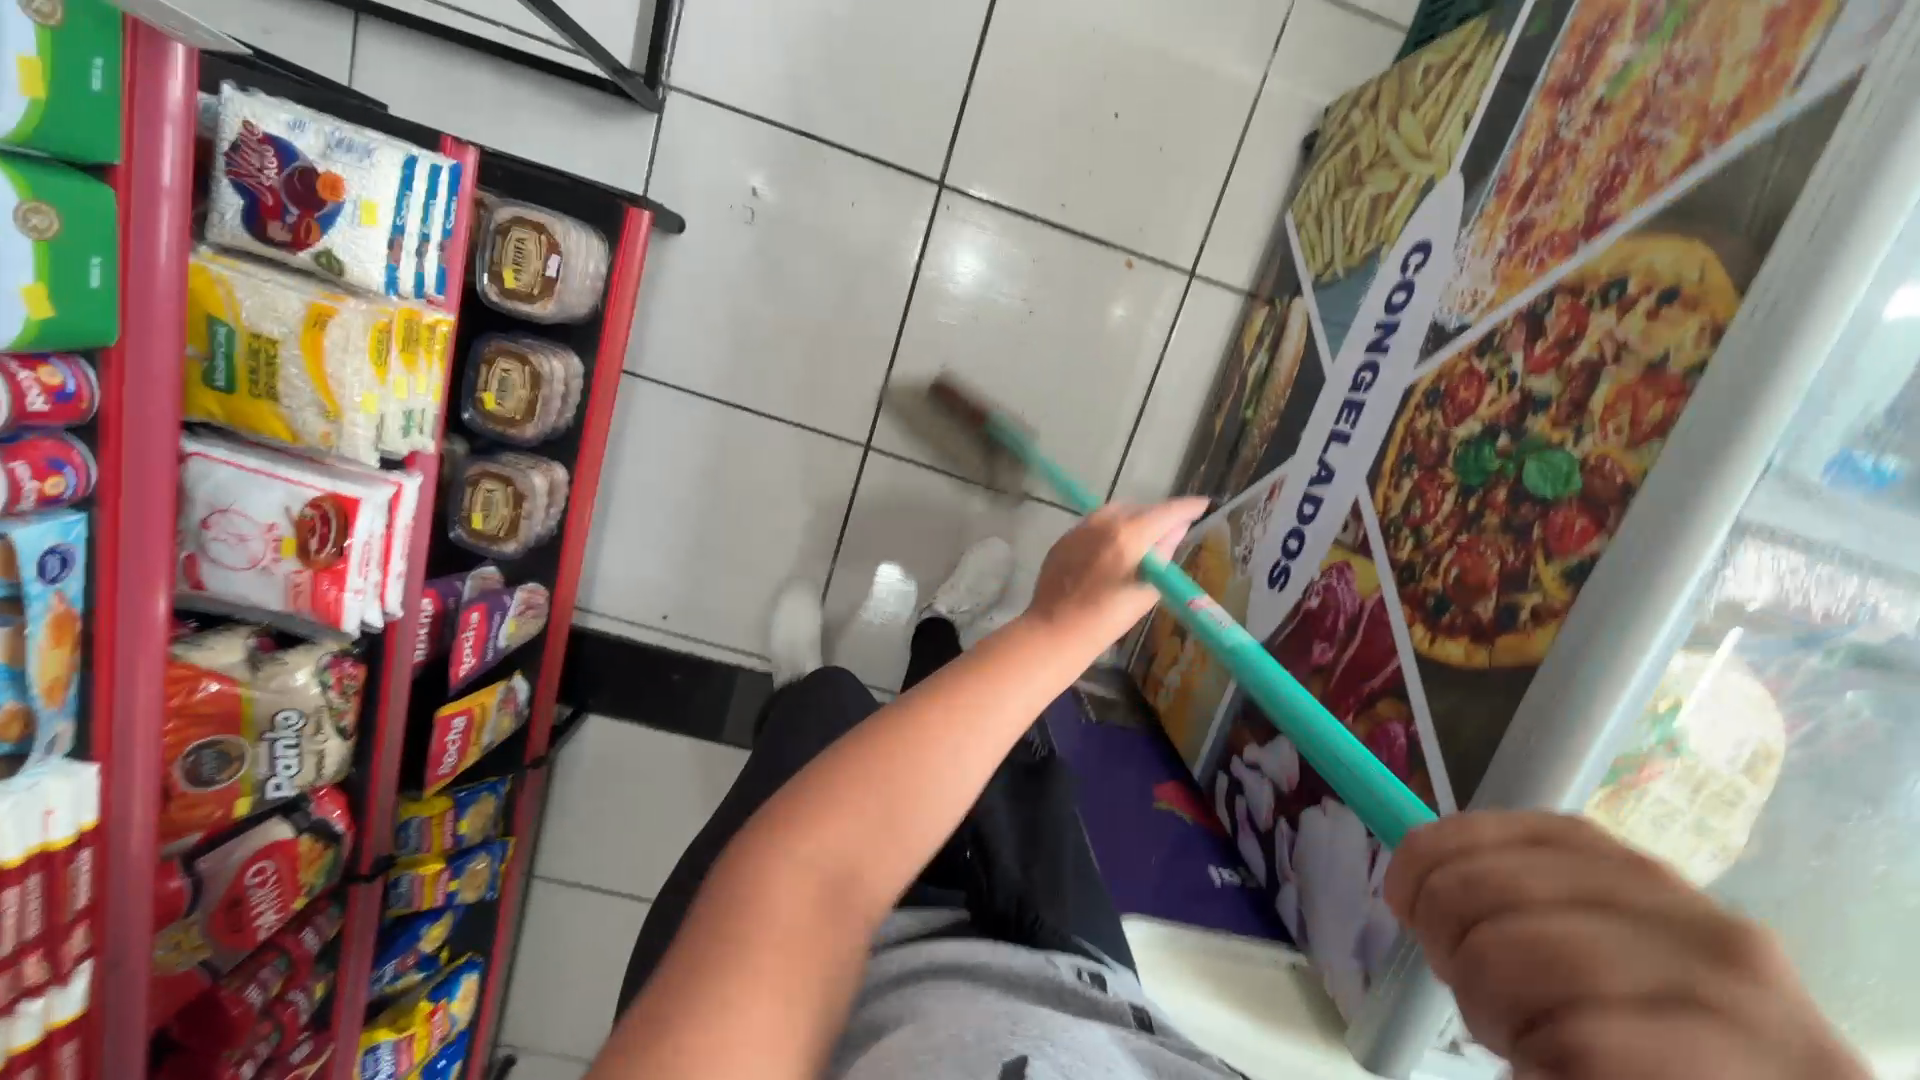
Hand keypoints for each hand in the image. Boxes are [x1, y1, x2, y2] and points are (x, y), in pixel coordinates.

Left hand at [1026, 498, 1208, 650]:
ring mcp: (1080, 528)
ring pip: (1114, 512)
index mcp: (1128, 535)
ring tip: (1143, 538)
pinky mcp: (1064, 539)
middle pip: (1139, 508)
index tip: (1203, 505)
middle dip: (1158, 515)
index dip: (1188, 507)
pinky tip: (1112, 549)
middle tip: (1172, 529)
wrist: (1056, 629)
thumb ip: (1163, 553)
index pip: (1166, 511)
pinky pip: (1093, 524)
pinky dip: (1109, 530)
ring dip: (1133, 519)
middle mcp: (1103, 522)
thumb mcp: (1147, 590)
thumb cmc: (1108, 618)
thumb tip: (1177, 530)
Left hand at [1385, 812, 1865, 1079]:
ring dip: (1494, 1015)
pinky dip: (1541, 1065)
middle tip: (1478, 1000)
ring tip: (1529, 1046)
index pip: (1487, 833)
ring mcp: (1729, 988)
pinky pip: (1577, 1043)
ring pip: (1517, 961)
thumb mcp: (1583, 951)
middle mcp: (1687, 909)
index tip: (1406, 905)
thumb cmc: (1658, 1039)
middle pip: (1485, 894)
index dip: (1426, 864)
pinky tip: (1562, 1074)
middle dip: (1451, 950)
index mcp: (1632, 872)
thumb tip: (1413, 889)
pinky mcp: (1748, 1063)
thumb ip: (1516, 906)